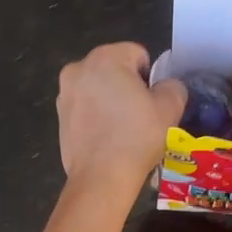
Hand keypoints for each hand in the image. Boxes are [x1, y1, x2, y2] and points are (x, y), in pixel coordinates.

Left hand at [56, 43, 185, 190]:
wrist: (101, 177)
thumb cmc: (137, 137)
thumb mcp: (170, 108)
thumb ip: (173, 87)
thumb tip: (164, 87)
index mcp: (105, 57)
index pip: (137, 54)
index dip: (150, 77)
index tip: (152, 103)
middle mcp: (78, 68)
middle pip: (114, 70)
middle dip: (128, 87)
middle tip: (140, 116)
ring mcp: (64, 94)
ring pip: (98, 90)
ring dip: (110, 102)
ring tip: (122, 130)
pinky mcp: (59, 117)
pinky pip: (85, 109)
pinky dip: (96, 117)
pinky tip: (106, 139)